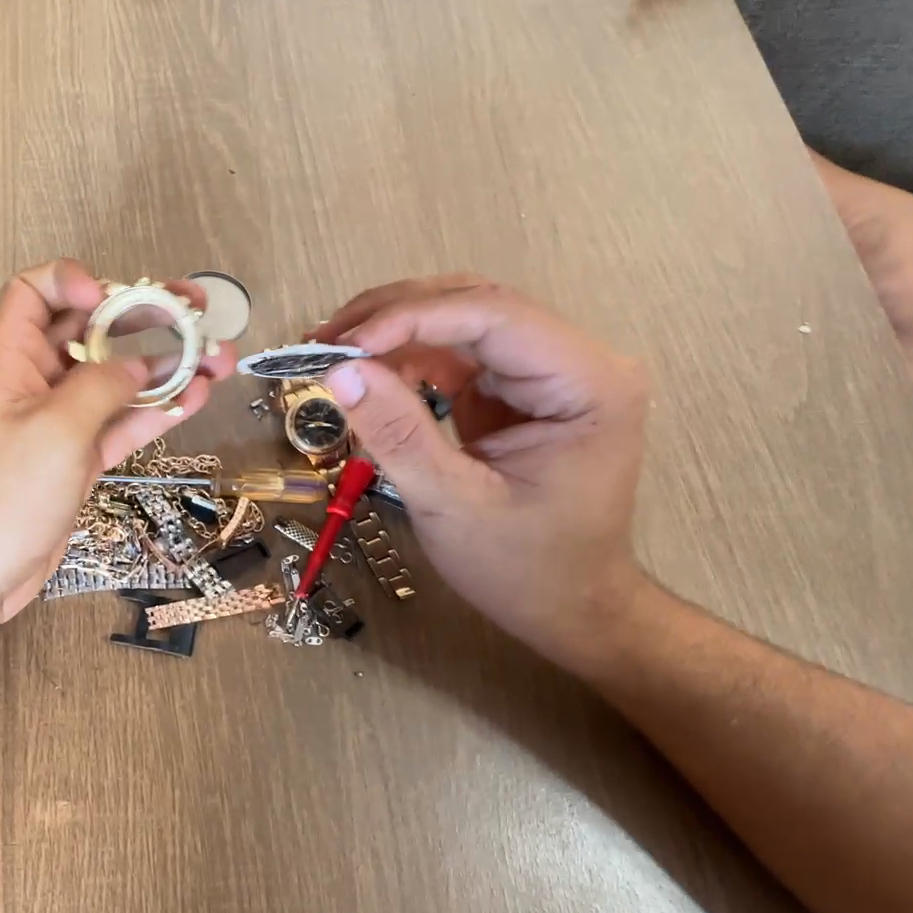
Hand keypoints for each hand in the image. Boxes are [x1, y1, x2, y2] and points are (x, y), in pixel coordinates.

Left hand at [0, 259, 234, 630]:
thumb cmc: (3, 495)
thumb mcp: (56, 429)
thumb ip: (101, 386)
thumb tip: (138, 364)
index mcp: (7, 359)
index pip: (32, 292)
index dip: (71, 281)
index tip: (112, 297)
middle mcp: (32, 382)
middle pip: (89, 332)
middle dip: (143, 317)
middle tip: (196, 312)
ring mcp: (57, 422)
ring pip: (115, 379)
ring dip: (165, 367)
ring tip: (219, 359)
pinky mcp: (76, 458)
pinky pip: (119, 423)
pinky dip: (154, 411)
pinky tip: (195, 398)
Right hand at [307, 276, 653, 671]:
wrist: (565, 606)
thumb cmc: (520, 567)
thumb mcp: (451, 504)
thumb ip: (397, 433)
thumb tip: (339, 371)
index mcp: (587, 383)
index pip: (493, 317)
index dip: (411, 319)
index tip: (342, 347)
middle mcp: (577, 362)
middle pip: (477, 306)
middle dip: (395, 316)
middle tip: (324, 341)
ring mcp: (547, 374)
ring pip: (462, 323)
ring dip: (394, 332)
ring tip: (332, 352)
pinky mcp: (518, 392)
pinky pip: (457, 356)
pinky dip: (406, 361)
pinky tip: (366, 375)